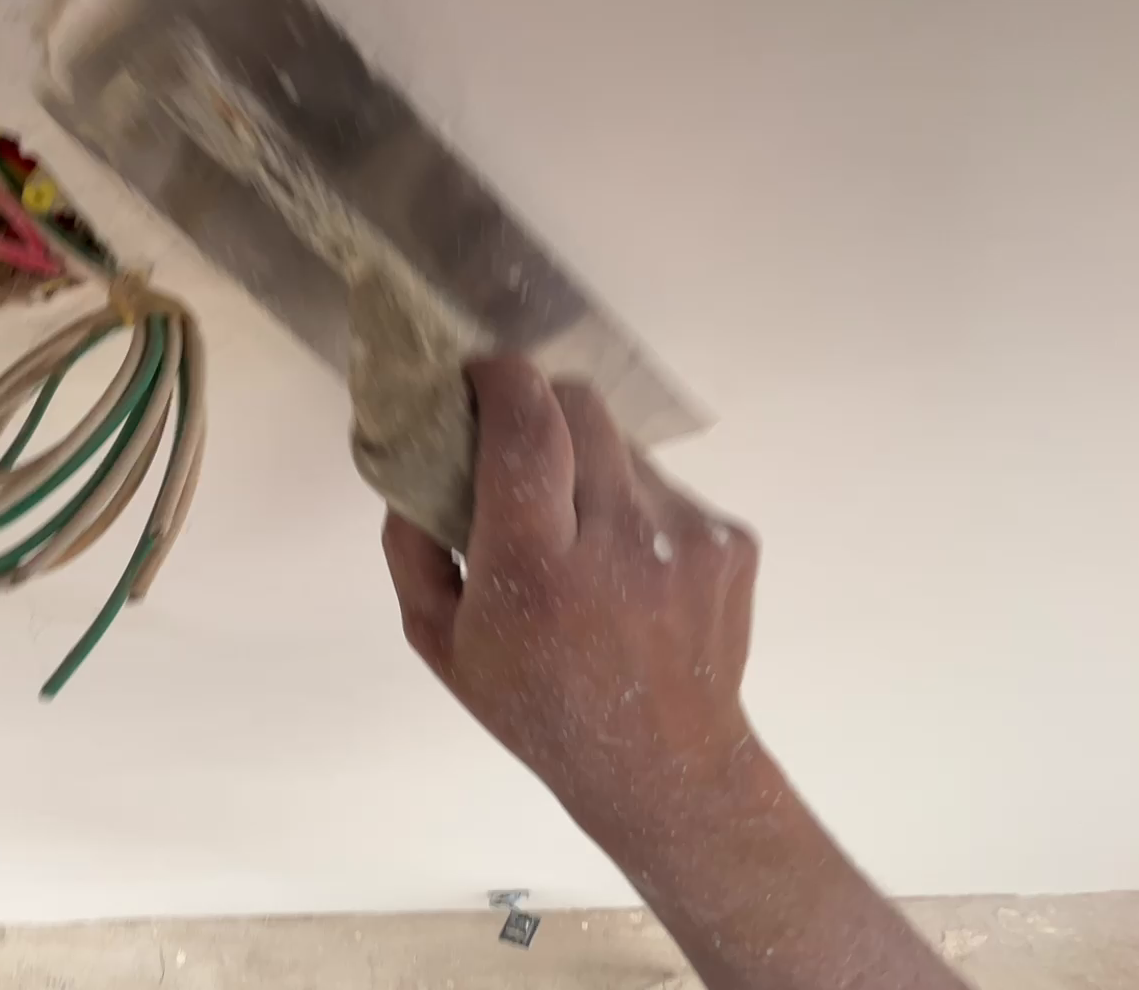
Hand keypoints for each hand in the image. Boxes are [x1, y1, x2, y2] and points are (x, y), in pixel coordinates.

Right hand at [383, 354, 760, 839]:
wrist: (663, 765)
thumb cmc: (529, 702)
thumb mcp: (434, 638)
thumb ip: (408, 548)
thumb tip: (413, 473)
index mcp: (535, 567)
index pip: (527, 432)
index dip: (500, 380)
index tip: (476, 372)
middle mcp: (620, 539)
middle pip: (579, 408)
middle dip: (536, 401)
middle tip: (510, 435)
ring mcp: (687, 534)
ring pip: (618, 440)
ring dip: (578, 454)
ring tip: (567, 515)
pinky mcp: (729, 537)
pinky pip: (656, 478)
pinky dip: (621, 492)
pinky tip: (616, 551)